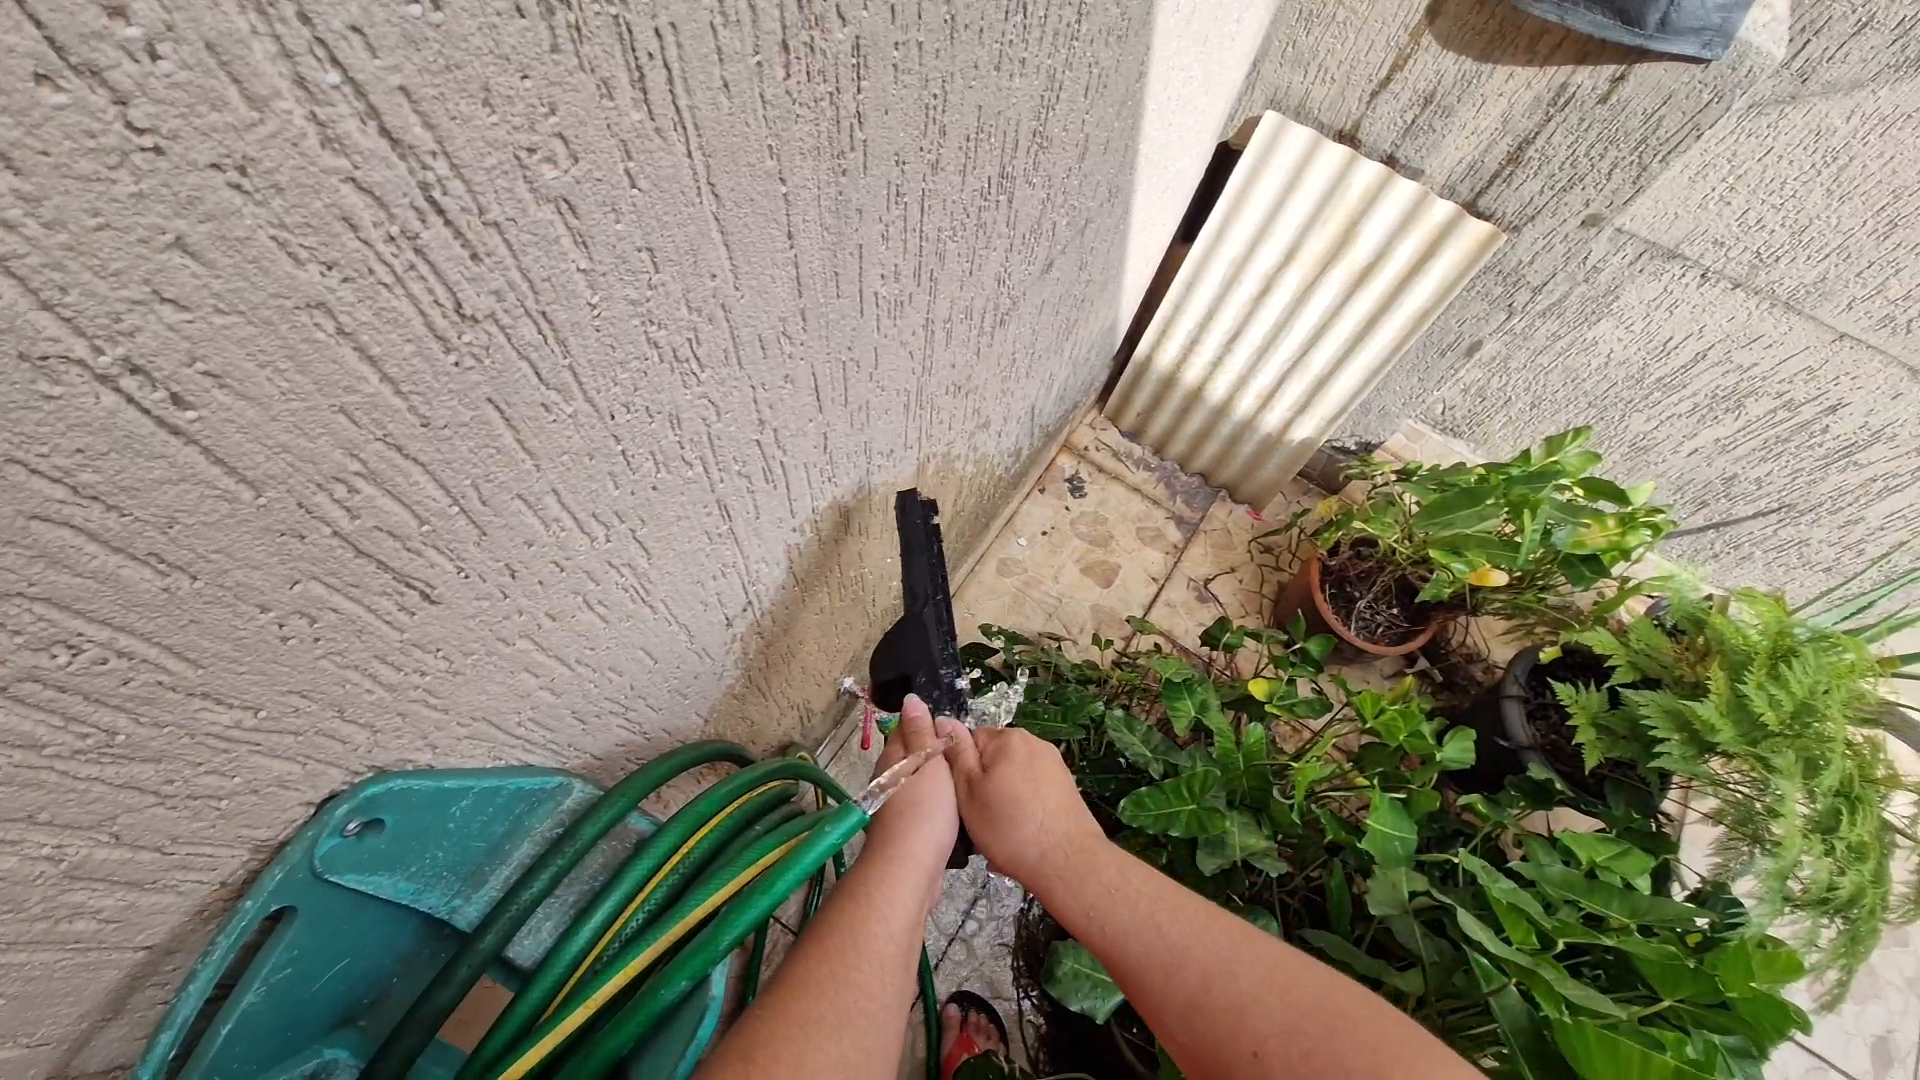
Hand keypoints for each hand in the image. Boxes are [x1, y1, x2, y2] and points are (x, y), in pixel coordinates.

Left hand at [862, 694, 964, 913]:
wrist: (911, 870)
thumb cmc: (923, 810)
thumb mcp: (927, 761)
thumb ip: (921, 732)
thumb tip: (910, 698)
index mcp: (893, 757)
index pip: (907, 728)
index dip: (929, 723)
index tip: (955, 727)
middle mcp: (890, 779)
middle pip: (915, 757)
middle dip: (939, 753)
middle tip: (969, 754)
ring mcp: (897, 807)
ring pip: (922, 784)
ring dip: (942, 782)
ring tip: (969, 781)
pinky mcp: (909, 830)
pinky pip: (927, 808)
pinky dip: (942, 806)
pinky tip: (958, 810)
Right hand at [942, 726, 1106, 893]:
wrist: (1067, 862)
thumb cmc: (1010, 828)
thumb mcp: (969, 792)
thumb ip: (957, 754)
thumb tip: (944, 720)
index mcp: (1007, 738)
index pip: (970, 740)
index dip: (963, 769)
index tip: (964, 797)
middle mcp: (1034, 742)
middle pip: (994, 758)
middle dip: (985, 784)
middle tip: (981, 817)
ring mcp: (1053, 764)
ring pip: (1013, 777)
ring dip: (1004, 797)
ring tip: (1002, 831)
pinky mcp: (1066, 786)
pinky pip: (1032, 791)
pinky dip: (1024, 807)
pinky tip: (1022, 833)